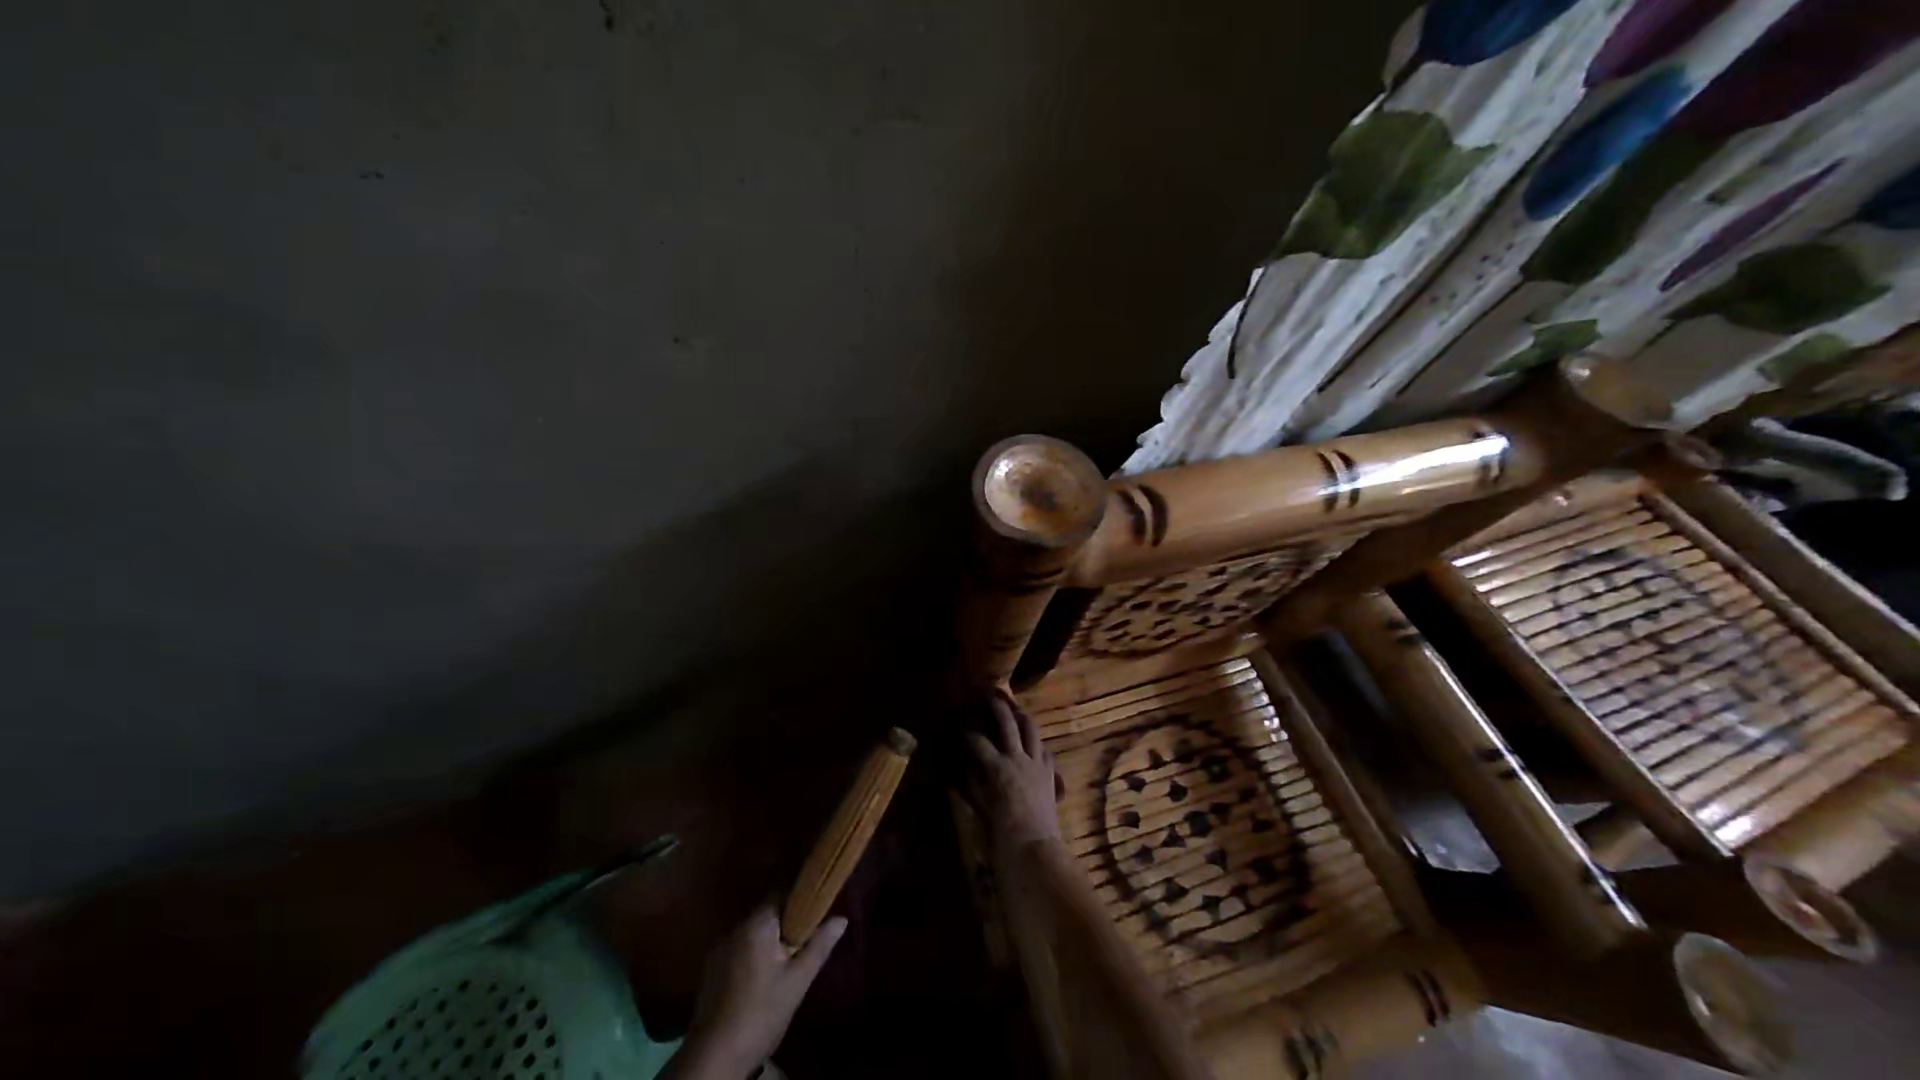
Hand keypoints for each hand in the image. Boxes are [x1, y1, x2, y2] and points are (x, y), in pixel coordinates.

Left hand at [676, 905, 845, 1078]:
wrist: (715, 1056)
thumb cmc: (762, 1012)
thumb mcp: (798, 981)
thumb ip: (819, 946)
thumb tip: (842, 919)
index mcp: (756, 925)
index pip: (780, 893)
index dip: (800, 899)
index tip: (816, 911)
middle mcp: (734, 929)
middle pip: (765, 914)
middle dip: (785, 925)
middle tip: (804, 942)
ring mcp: (718, 950)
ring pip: (751, 934)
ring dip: (767, 942)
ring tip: (785, 962)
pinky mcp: (710, 970)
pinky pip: (738, 950)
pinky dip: (751, 955)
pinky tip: (761, 978)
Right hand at [965, 689, 1062, 852]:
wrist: (1036, 851)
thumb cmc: (1002, 835)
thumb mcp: (980, 808)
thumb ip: (971, 785)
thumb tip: (962, 768)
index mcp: (998, 768)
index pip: (978, 741)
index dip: (967, 731)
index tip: (960, 724)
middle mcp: (1018, 759)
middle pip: (1008, 723)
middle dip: (997, 707)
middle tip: (989, 696)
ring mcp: (1037, 764)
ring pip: (1031, 729)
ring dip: (1022, 716)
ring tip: (1014, 709)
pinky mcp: (1049, 774)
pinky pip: (1044, 749)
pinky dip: (1036, 741)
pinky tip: (1032, 742)